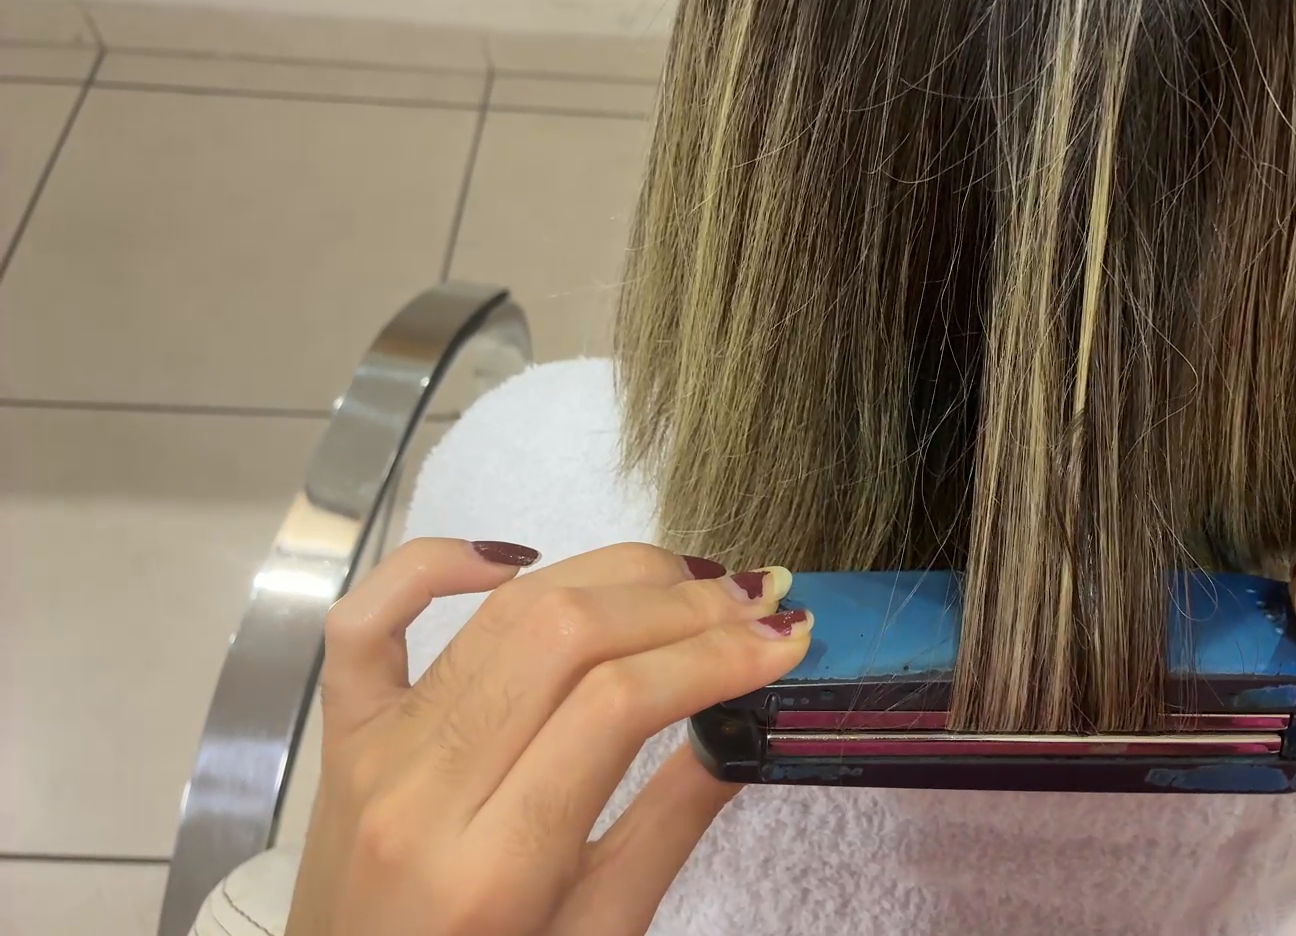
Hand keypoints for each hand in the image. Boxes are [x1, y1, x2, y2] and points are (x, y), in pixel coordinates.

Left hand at [285, 538, 810, 935]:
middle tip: (759, 599)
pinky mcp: (346, 729)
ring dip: (618, 572)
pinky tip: (516, 557)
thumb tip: (752, 711)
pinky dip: (435, 564)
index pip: (618, 704)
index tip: (789, 635)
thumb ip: (680, 815)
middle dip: (683, 604)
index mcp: (493, 866)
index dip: (717, 654)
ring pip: (509, 609)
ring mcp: (374, 748)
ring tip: (694, 578)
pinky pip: (368, 619)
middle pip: (568, 633)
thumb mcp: (608, 929)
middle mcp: (422, 789)